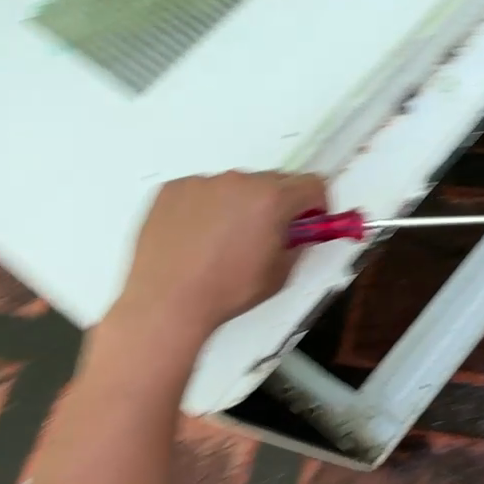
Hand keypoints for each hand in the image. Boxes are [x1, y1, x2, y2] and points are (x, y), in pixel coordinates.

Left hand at [105, 172, 328, 343]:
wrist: (166, 302)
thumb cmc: (223, 291)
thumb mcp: (281, 274)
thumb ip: (298, 244)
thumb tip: (300, 234)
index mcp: (272, 200)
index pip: (313, 184)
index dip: (316, 205)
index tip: (309, 219)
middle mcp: (239, 182)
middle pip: (276, 181)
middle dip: (279, 205)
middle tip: (268, 235)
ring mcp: (203, 183)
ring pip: (238, 186)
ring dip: (242, 205)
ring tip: (227, 241)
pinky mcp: (174, 189)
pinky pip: (203, 190)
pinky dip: (208, 207)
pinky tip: (201, 237)